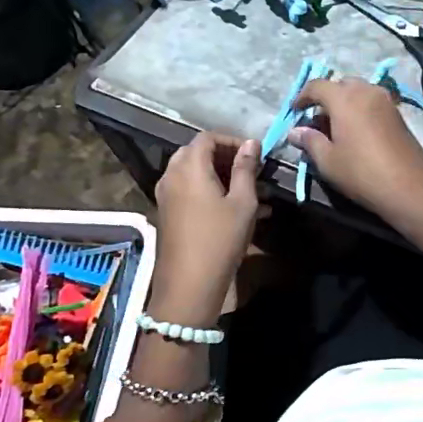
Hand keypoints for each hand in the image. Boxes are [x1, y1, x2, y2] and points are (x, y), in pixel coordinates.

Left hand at [151, 133, 260, 324]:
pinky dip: (213, 192)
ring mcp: (167, 195)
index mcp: (189, 167)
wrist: (189, 284)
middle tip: (253, 171)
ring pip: (195, 174)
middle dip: (227, 158)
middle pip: (198, 153)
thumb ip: (246, 169)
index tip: (256, 154)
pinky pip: (191, 191)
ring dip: (223, 177)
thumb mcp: (242, 202)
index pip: (207, 138)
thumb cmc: (220, 238)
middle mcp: (172, 175)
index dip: (233, 140)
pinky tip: (241, 210)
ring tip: (254, 193)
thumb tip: (251, 143)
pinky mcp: (169, 213)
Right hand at [289, 78, 422, 226]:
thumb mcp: (328, 161)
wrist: (410, 187)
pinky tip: (356, 134)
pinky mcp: (399, 115)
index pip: (317, 86)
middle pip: (341, 85)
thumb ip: (310, 141)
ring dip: (345, 105)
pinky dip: (360, 111)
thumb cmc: (362, 172)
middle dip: (326, 99)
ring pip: (359, 93)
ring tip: (336, 130)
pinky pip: (373, 104)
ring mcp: (386, 102)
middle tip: (316, 122)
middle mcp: (367, 91)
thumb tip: (296, 132)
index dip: (302, 97)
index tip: (295, 112)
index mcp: (345, 97)